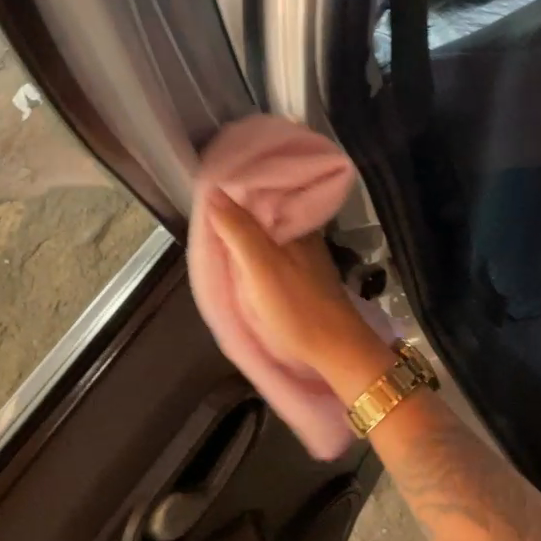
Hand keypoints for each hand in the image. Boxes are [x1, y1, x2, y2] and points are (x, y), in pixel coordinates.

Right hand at [207, 188, 393, 397]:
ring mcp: (305, 251)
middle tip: (204, 216)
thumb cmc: (296, 307)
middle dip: (236, 211)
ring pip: (268, 231)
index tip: (205, 192)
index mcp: (294, 222)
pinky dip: (256, 249)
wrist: (336, 349)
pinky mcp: (304, 272)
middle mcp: (302, 230)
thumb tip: (214, 191)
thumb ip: (239, 229)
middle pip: (263, 211)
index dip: (233, 191)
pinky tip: (242, 258)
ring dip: (244, 231)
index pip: (260, 192)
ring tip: (217, 234)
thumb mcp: (260, 267)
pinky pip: (274, 249)